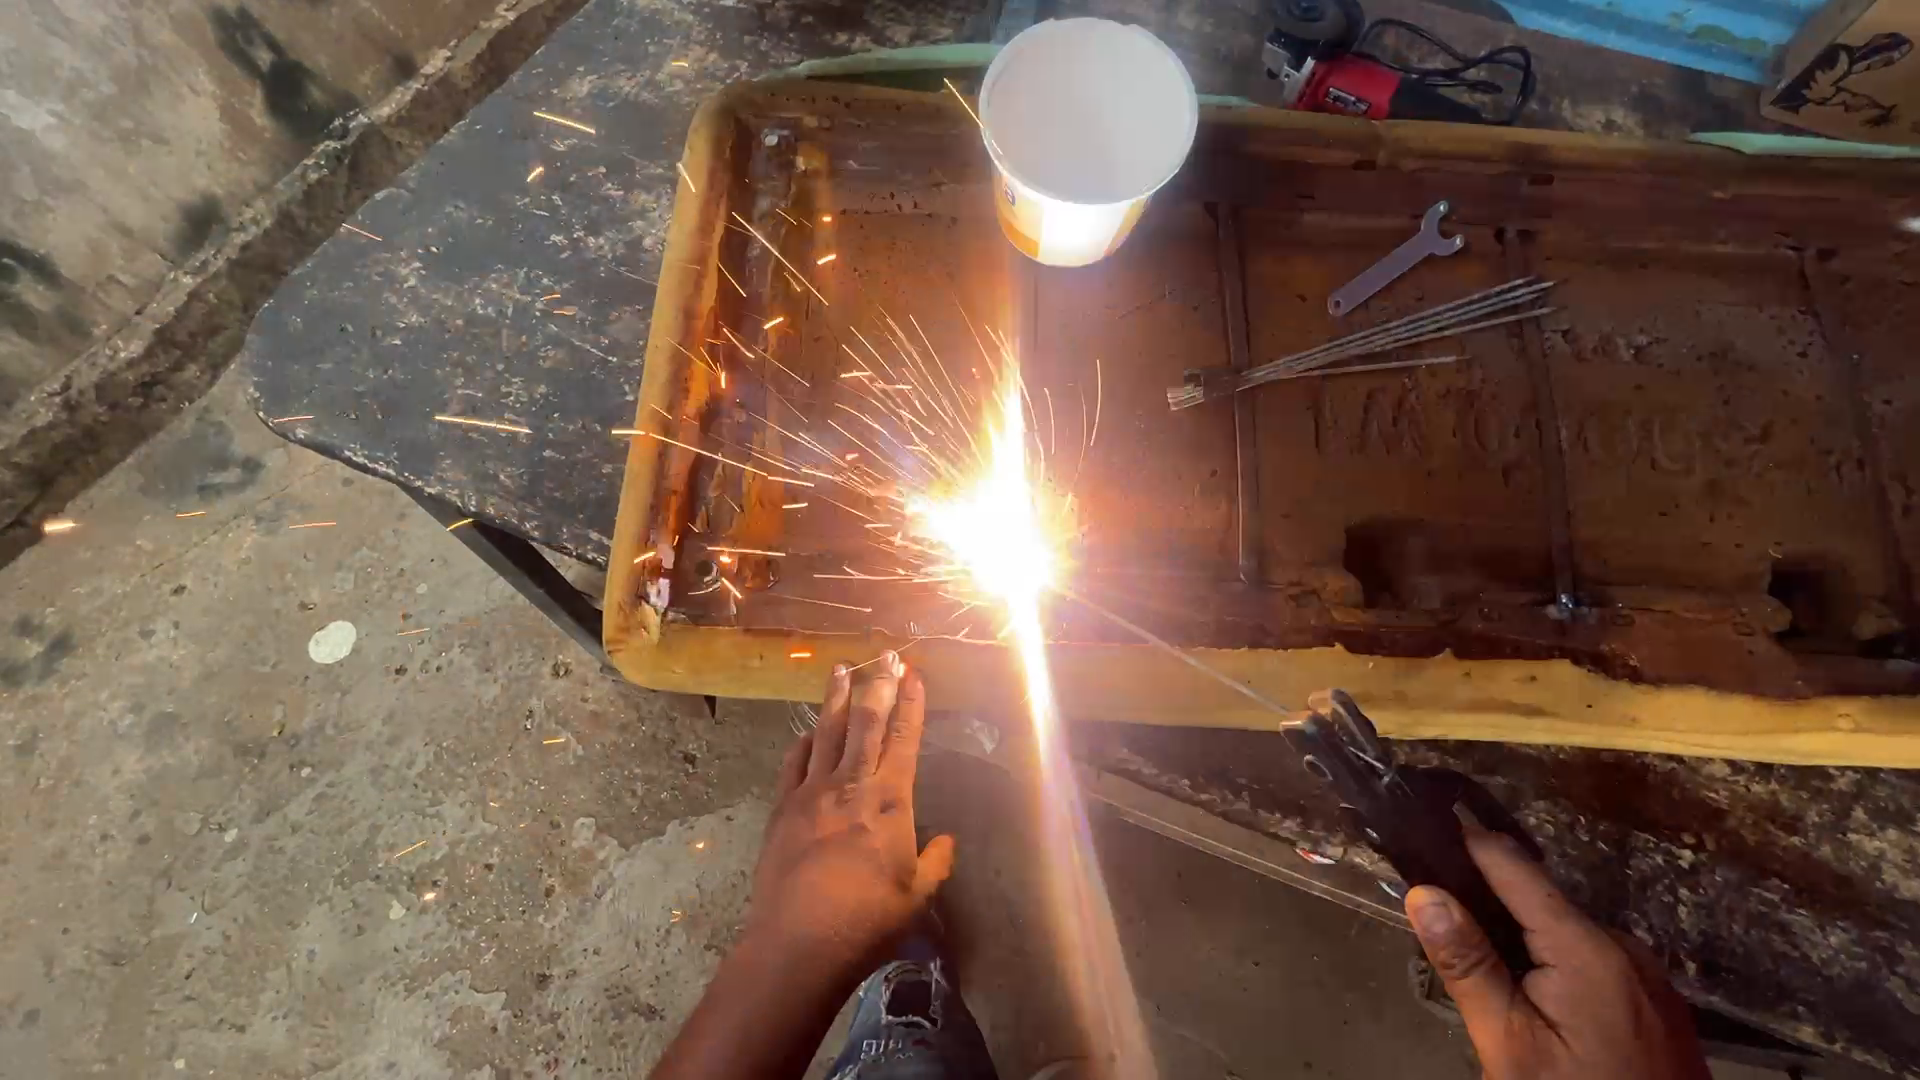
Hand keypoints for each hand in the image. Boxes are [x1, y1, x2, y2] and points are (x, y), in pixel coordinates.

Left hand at [747, 654, 954, 978]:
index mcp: (890, 799)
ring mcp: (812, 792)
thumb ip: (937, 863)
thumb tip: (949, 841)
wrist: (798, 942)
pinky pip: (793, 763)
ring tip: (840, 668)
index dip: (912, 703)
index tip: (914, 674)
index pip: (905, 739)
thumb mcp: (917, 896)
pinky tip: (807, 730)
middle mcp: (852, 783)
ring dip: (836, 697)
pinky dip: (803, 741)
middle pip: (867, 723)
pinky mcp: (782, 808)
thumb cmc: (867, 919)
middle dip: (878, 684)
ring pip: (827, 732)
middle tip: (884, 654)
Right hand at [1404, 828, 1709, 1079]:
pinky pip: (1589, 957)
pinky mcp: (1657, 1004)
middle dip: (1483, 898)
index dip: (1465, 839)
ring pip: (1561, 929)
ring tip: (1474, 958)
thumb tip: (1423, 891)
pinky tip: (1527, 992)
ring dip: (1515, 932)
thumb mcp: (1509, 1044)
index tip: (1424, 817)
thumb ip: (1469, 965)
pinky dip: (1548, 958)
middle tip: (1434, 916)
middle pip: (1535, 897)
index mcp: (1589, 949)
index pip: (1511, 864)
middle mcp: (1625, 948)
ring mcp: (1648, 978)